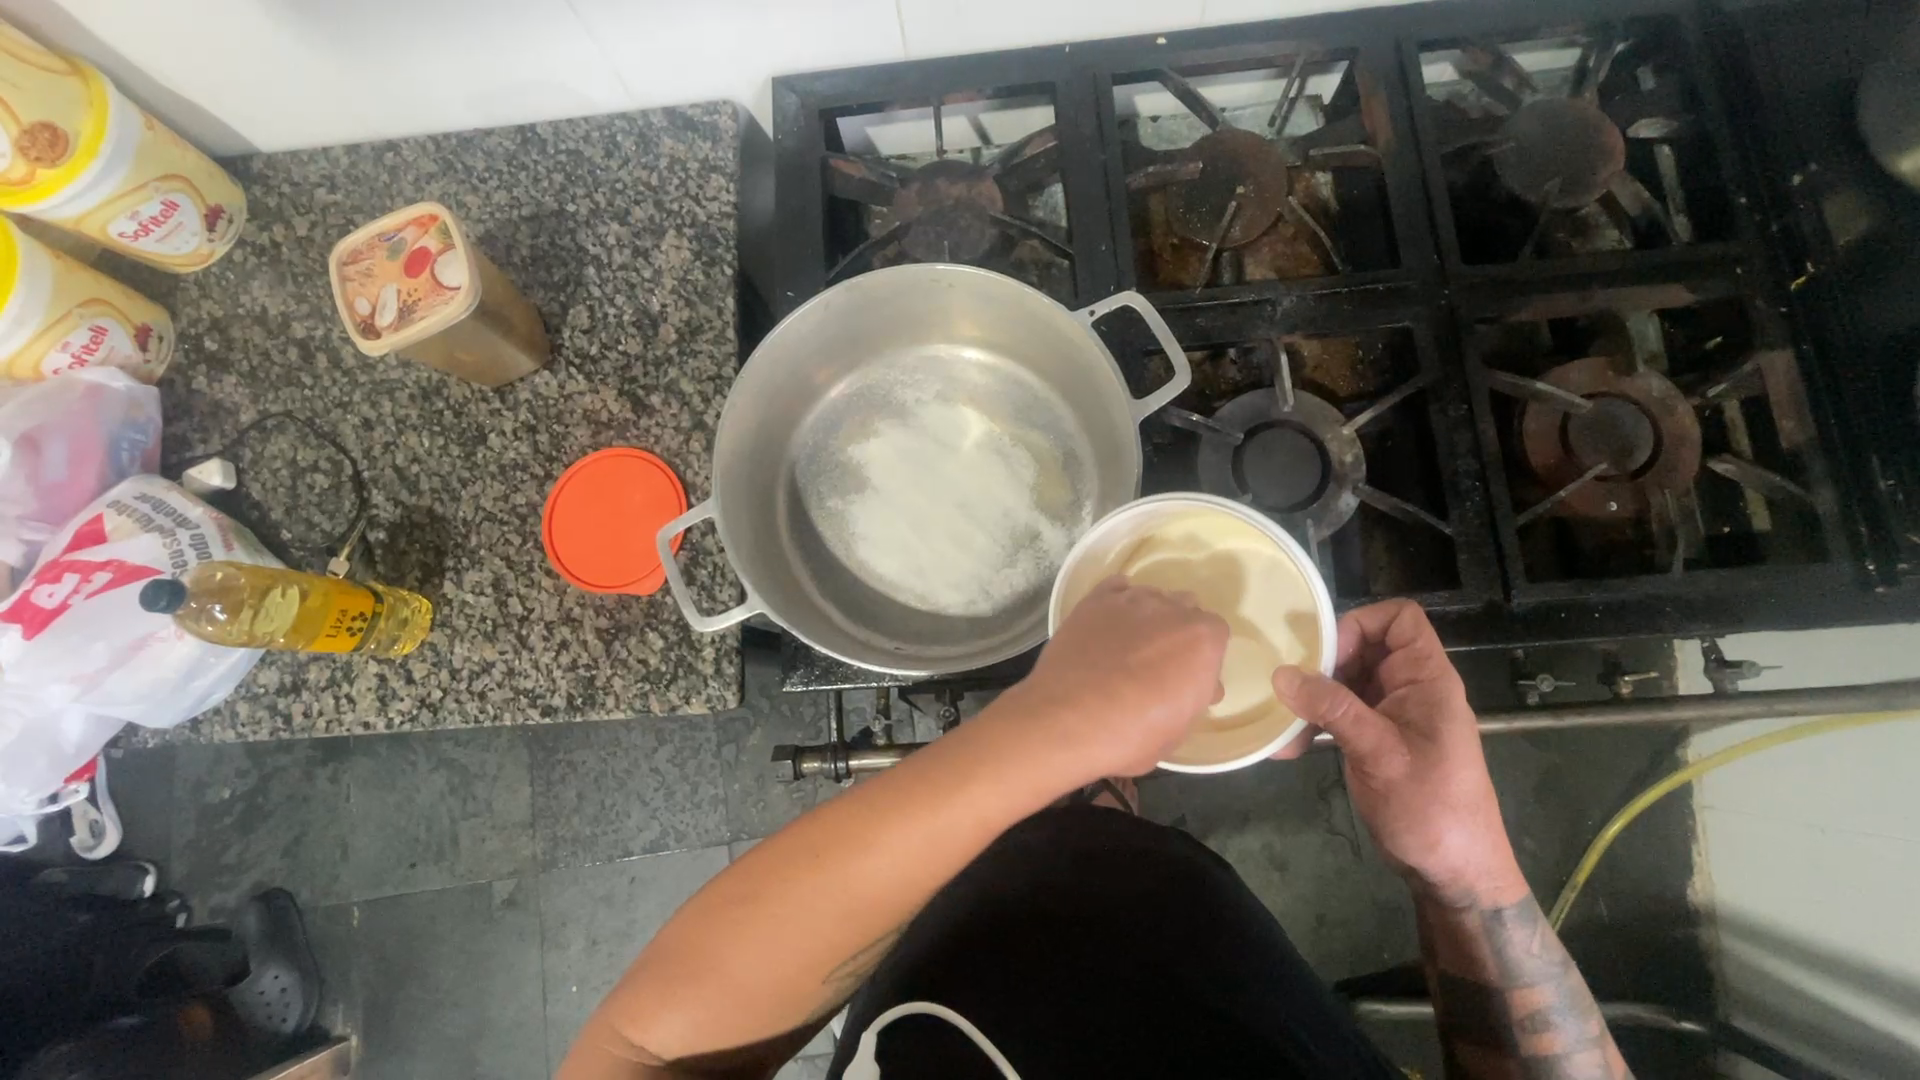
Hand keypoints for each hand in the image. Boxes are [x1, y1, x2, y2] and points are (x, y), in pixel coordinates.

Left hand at [992, 575, 1228, 783]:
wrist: (1067, 720)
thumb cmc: (1132, 734)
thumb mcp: (1179, 727)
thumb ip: (1195, 695)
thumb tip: (1200, 685)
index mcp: (1202, 639)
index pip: (1215, 633)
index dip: (1203, 655)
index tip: (1190, 675)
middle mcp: (1170, 609)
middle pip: (1184, 608)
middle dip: (1178, 630)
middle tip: (1161, 662)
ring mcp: (1129, 601)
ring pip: (1150, 597)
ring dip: (1149, 616)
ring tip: (1130, 645)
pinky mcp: (1093, 601)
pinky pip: (1115, 588)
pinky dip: (1118, 601)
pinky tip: (1111, 620)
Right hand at [1270, 600, 1524, 907]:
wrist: (1452, 873)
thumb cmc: (1431, 808)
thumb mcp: (1380, 754)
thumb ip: (1333, 709)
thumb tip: (1282, 674)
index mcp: (1427, 680)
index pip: (1399, 619)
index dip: (1360, 623)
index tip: (1325, 654)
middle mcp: (1409, 689)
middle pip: (1363, 646)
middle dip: (1322, 663)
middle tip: (1292, 688)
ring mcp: (1391, 714)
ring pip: (1344, 680)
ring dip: (1312, 696)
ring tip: (1284, 723)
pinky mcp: (1374, 739)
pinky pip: (1338, 713)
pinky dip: (1313, 723)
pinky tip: (1288, 747)